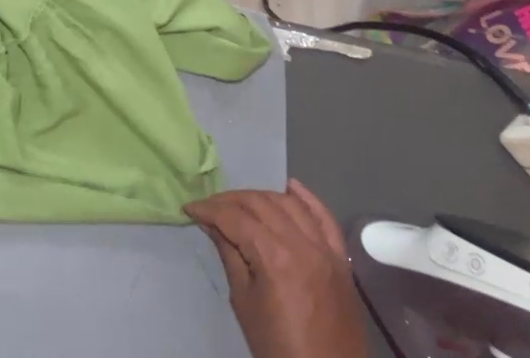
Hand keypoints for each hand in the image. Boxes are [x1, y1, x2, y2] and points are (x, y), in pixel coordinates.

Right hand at [185, 178, 369, 357]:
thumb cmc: (278, 345)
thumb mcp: (244, 301)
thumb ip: (230, 255)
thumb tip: (212, 225)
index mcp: (275, 258)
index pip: (234, 217)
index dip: (207, 209)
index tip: (188, 209)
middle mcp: (303, 245)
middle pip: (260, 204)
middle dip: (229, 200)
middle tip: (209, 209)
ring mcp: (327, 251)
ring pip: (289, 204)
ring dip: (260, 197)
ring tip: (240, 205)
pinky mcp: (341, 261)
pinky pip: (326, 219)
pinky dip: (308, 200)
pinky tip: (290, 187)